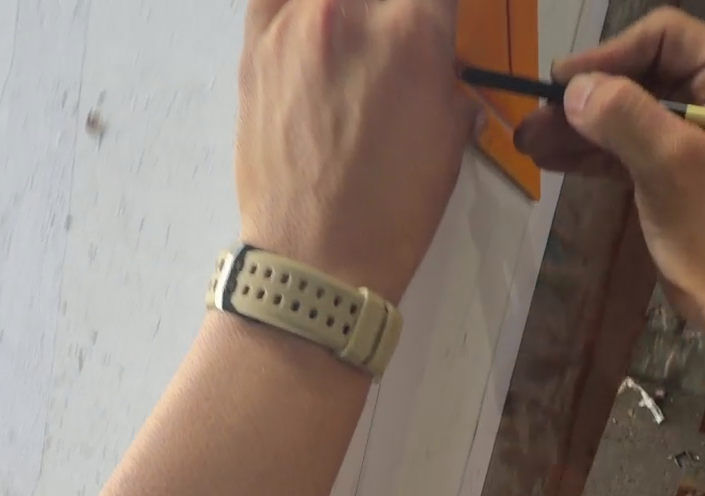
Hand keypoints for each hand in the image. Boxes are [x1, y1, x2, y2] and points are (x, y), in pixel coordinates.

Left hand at [238, 0, 474, 301]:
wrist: (317, 261)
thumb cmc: (389, 220)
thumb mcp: (447, 150)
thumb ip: (449, 88)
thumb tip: (445, 69)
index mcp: (413, 33)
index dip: (438, 15)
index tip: (435, 29)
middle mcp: (351, 6)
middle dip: (396, 16)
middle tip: (392, 55)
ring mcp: (296, 20)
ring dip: (351, 12)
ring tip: (353, 52)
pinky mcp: (255, 42)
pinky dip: (300, 9)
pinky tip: (312, 35)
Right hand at [514, 10, 704, 321]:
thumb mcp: (672, 166)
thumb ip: (624, 118)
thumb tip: (573, 90)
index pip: (662, 38)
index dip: (609, 57)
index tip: (562, 85)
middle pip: (637, 77)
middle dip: (584, 100)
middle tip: (532, 119)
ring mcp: (690, 136)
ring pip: (625, 116)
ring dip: (578, 130)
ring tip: (528, 143)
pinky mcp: (671, 172)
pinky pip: (625, 150)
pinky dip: (590, 155)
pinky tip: (552, 159)